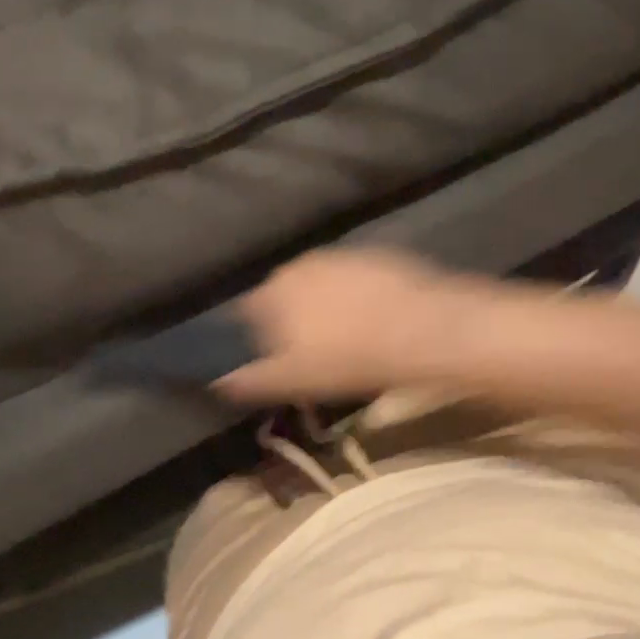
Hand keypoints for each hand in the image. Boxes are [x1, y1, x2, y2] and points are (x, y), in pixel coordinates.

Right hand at [215, 249, 484, 403]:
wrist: (422, 332)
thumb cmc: (347, 361)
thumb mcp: (291, 381)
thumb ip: (249, 380)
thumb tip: (217, 383)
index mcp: (270, 293)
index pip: (245, 313)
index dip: (255, 337)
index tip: (269, 358)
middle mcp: (297, 266)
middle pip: (281, 295)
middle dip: (288, 318)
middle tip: (308, 352)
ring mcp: (338, 256)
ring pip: (317, 286)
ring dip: (322, 306)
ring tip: (343, 338)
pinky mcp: (375, 256)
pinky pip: (352, 280)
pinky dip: (354, 297)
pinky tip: (371, 321)